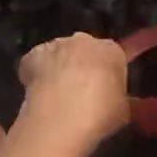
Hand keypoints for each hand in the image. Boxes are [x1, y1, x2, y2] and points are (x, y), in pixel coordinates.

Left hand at [15, 33, 130, 150]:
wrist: (62, 116)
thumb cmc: (100, 114)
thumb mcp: (122, 111)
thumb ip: (120, 98)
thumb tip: (115, 98)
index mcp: (111, 50)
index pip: (112, 56)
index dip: (107, 74)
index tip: (104, 92)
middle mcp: (83, 40)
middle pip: (84, 50)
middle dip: (82, 66)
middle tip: (81, 93)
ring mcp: (56, 45)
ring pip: (59, 53)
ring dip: (59, 68)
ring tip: (57, 96)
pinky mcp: (33, 55)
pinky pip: (36, 61)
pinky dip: (36, 72)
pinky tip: (38, 92)